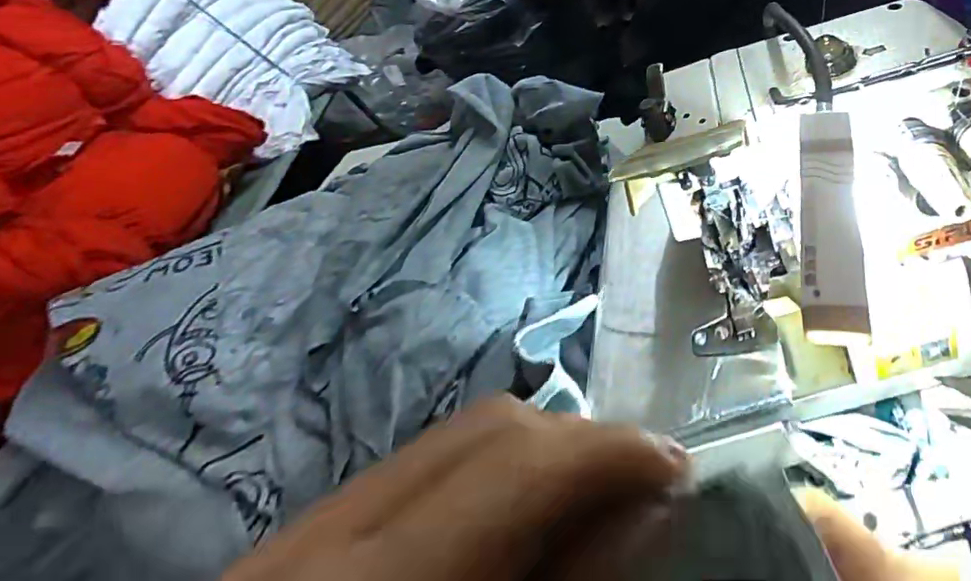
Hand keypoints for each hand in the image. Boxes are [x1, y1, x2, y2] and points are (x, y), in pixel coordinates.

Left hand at [219, 396, 686, 580]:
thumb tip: (648, 503)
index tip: (675, 466)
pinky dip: (481, 483)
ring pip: (450, 441)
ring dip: (532, 458)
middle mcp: (327, 531)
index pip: (513, 463)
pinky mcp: (295, 539)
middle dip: (575, 445)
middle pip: (484, 431)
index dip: (608, 452)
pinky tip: (511, 521)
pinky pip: (413, 473)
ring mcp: (302, 529)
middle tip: (641, 485)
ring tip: (586, 498)